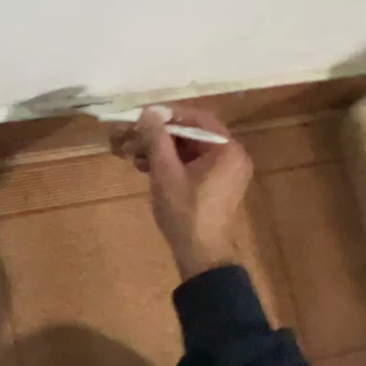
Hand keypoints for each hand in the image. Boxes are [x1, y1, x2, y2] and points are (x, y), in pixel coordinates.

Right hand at [110, 105, 252, 279]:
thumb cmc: (184, 212)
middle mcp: (232, 156)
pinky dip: (171, 163)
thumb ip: (157, 139)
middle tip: (133, 138)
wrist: (201, 254)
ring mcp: (225, 172)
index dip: (168, 116)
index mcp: (227, 149)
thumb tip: (149, 111)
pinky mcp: (216, 185)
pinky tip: (147, 168)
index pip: (197, 118)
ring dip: (162, 150)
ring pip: (190, 150)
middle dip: (160, 135)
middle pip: (193, 134)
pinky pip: (193, 164)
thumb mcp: (166, 173)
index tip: (142, 119)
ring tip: (134, 156)